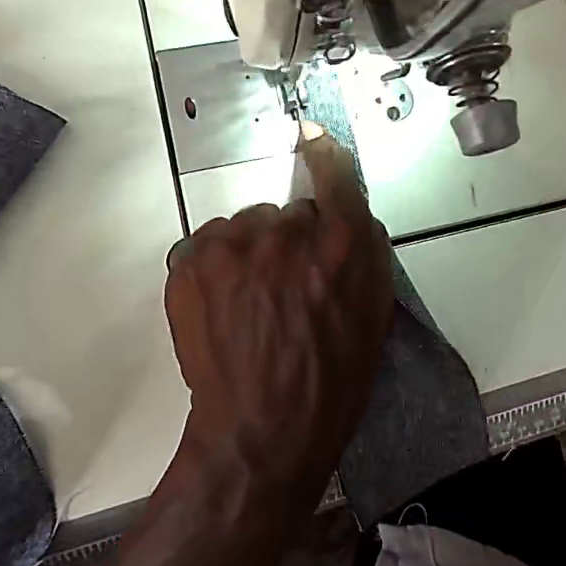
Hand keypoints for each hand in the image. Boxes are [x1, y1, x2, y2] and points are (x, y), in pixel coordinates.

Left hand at [163, 129, 395, 516]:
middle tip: (288, 288)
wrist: (261, 430)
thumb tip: (353, 218)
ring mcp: (233, 244)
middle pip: (289, 211)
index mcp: (341, 243)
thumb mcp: (375, 316)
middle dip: (292, 239)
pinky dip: (219, 266)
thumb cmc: (331, 380)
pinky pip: (211, 244)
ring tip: (253, 305)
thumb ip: (368, 253)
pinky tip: (226, 307)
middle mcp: (286, 231)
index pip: (334, 173)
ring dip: (252, 253)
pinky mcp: (190, 261)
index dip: (324, 153)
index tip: (310, 135)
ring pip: (247, 227)